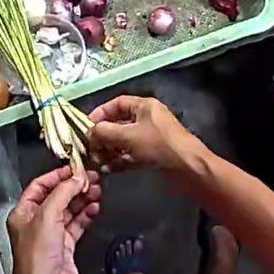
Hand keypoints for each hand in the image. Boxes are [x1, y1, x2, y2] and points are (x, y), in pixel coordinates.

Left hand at [5, 166, 100, 273]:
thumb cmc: (38, 256)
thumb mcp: (47, 217)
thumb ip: (62, 194)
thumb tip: (76, 177)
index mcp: (23, 212)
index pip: (39, 186)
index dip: (56, 176)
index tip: (74, 168)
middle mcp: (36, 221)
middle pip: (56, 196)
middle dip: (73, 186)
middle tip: (92, 178)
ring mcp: (51, 233)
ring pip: (69, 209)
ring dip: (82, 199)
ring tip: (98, 190)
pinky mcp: (66, 245)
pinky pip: (77, 224)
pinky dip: (86, 214)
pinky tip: (96, 207)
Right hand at [88, 96, 205, 174]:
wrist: (188, 169)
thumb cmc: (158, 145)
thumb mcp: (127, 136)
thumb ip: (104, 132)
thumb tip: (89, 133)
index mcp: (144, 107)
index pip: (116, 104)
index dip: (99, 113)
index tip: (85, 127)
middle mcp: (147, 119)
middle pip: (118, 124)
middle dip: (102, 136)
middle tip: (89, 148)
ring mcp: (150, 138)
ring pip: (123, 142)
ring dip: (108, 151)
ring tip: (96, 161)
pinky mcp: (152, 155)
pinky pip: (130, 155)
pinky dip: (119, 161)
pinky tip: (107, 170)